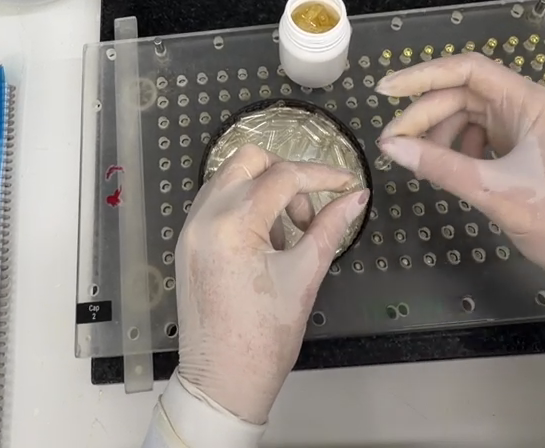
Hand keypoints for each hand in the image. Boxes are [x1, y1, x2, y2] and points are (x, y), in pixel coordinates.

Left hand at [173, 144, 368, 424]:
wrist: (222, 384)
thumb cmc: (266, 337)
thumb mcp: (304, 277)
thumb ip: (329, 228)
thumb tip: (356, 196)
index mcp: (233, 223)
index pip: (283, 177)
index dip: (320, 175)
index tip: (348, 182)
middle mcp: (205, 214)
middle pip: (249, 159)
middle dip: (285, 173)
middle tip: (308, 210)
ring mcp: (191, 224)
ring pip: (230, 175)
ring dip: (263, 188)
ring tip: (287, 235)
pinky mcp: (187, 238)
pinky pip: (217, 198)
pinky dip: (244, 203)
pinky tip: (263, 239)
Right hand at [377, 53, 544, 290]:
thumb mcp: (496, 194)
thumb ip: (441, 166)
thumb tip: (388, 147)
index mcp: (532, 103)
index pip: (468, 70)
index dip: (422, 76)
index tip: (385, 90)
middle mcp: (530, 107)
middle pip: (463, 95)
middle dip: (425, 116)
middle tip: (392, 143)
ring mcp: (528, 128)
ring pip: (468, 116)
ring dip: (440, 136)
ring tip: (422, 163)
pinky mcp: (525, 150)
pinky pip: (480, 136)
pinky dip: (458, 150)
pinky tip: (449, 170)